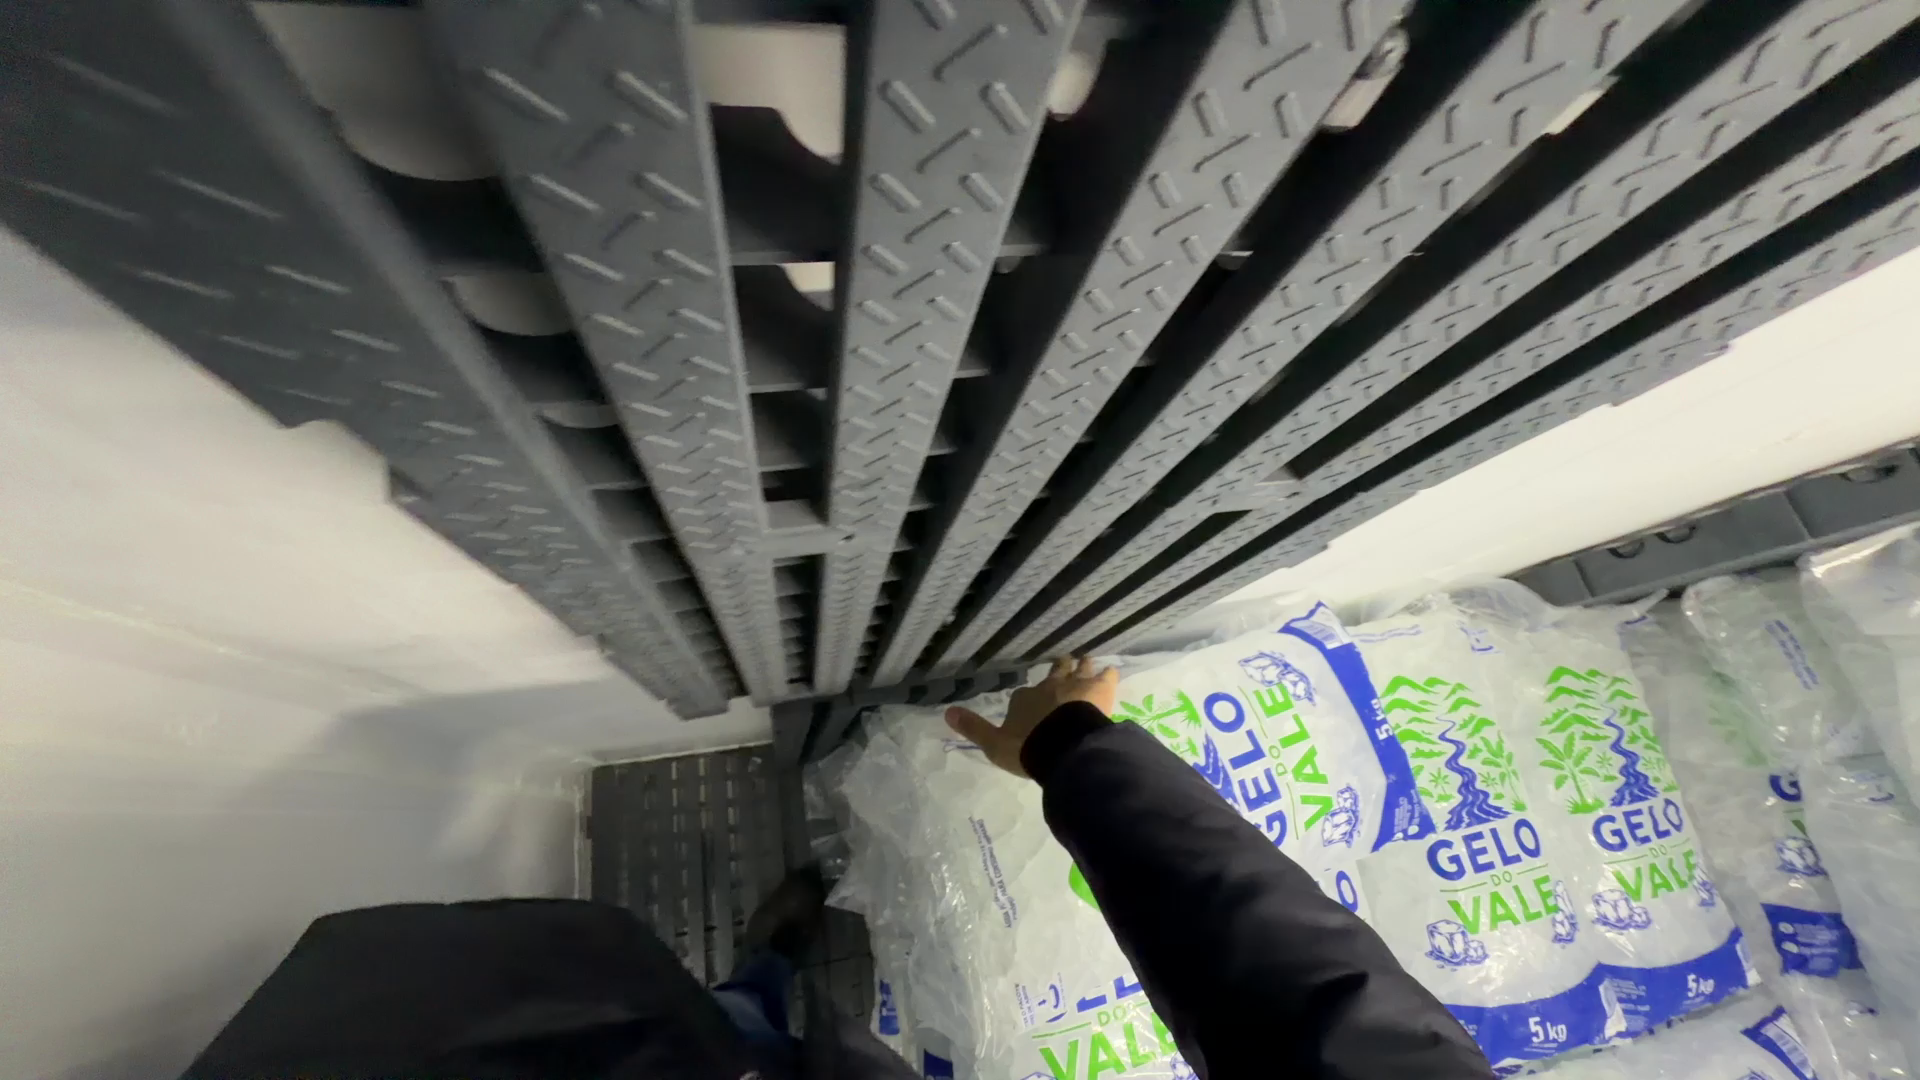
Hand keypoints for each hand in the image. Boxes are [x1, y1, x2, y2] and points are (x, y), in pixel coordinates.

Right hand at [946, 656, 1118, 777]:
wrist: (1062, 749)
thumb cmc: (1028, 748)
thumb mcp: (994, 744)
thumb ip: (973, 728)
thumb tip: (946, 713)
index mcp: (1023, 700)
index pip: (1023, 696)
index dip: (1027, 700)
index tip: (1029, 704)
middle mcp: (1048, 687)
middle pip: (1054, 672)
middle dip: (1058, 668)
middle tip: (1063, 662)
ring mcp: (1075, 687)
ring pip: (1079, 669)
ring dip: (1082, 665)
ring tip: (1087, 659)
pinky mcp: (1099, 691)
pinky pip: (1106, 676)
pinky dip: (1108, 673)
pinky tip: (1112, 670)